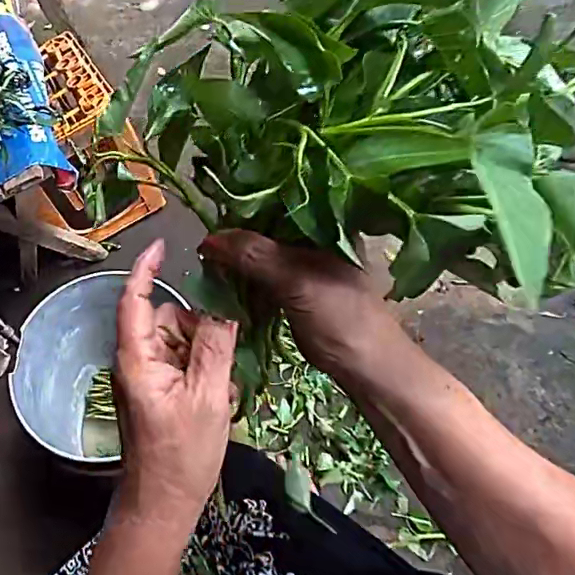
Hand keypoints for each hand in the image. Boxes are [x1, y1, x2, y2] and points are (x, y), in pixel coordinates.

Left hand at [112, 239, 237, 530]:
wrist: (163, 502)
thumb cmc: (181, 456)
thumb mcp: (208, 398)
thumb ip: (215, 348)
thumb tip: (221, 308)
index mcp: (136, 357)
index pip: (134, 300)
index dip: (145, 269)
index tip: (161, 245)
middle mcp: (135, 360)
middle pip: (166, 320)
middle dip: (198, 330)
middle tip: (223, 364)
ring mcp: (145, 376)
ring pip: (179, 341)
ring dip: (205, 355)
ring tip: (221, 391)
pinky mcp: (156, 391)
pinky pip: (182, 364)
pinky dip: (202, 373)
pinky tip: (217, 400)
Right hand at [198, 229, 406, 380]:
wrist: (368, 371)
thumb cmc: (343, 320)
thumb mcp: (297, 282)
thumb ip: (255, 256)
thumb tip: (208, 238)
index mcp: (327, 226)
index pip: (279, 204)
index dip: (245, 209)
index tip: (212, 219)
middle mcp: (316, 240)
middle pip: (266, 230)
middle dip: (236, 238)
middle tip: (205, 247)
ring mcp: (305, 267)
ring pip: (261, 254)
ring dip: (236, 260)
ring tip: (209, 264)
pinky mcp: (295, 290)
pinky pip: (261, 276)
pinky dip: (243, 279)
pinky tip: (224, 282)